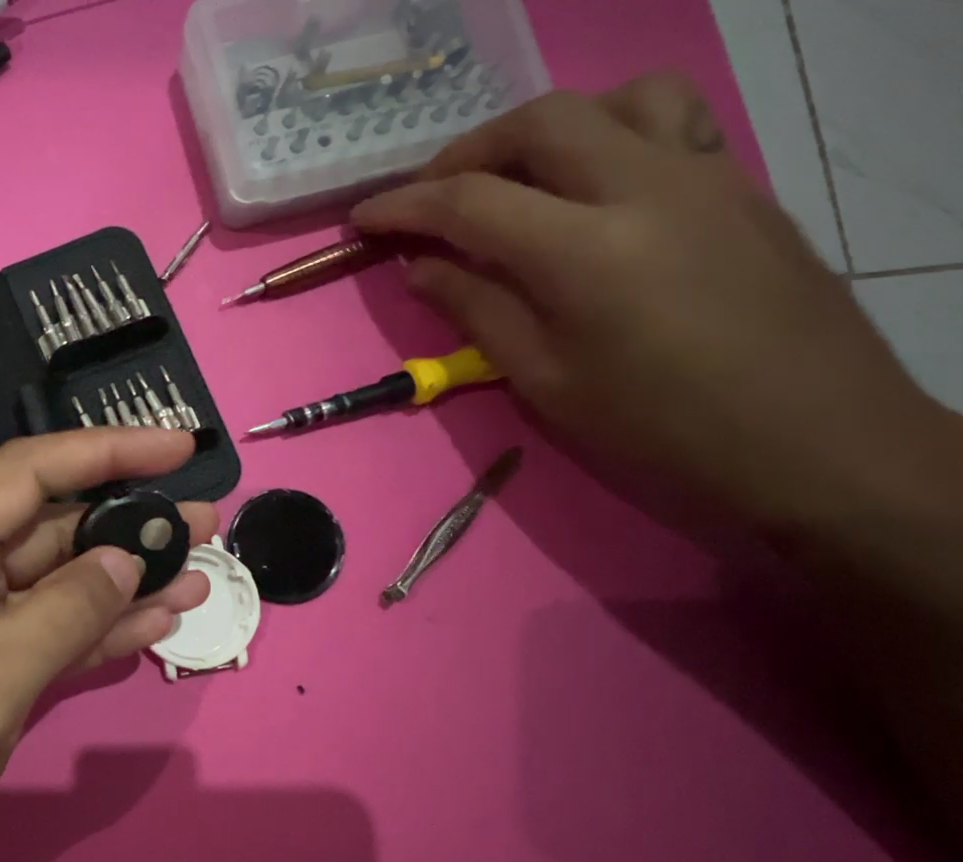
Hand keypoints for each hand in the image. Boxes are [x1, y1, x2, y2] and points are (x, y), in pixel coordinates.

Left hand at [0, 429, 215, 861]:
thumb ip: (63, 613)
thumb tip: (123, 563)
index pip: (29, 472)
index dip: (106, 450)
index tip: (180, 449)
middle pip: (50, 525)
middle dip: (127, 519)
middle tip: (206, 524)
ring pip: (59, 581)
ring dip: (125, 576)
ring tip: (200, 571)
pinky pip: (51, 631)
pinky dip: (101, 626)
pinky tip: (157, 621)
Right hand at [351, 73, 956, 533]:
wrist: (816, 444)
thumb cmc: (662, 433)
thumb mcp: (547, 384)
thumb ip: (478, 311)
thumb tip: (420, 268)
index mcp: (585, 251)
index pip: (470, 201)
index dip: (404, 206)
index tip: (361, 220)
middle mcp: (646, 188)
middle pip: (540, 123)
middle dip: (468, 153)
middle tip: (432, 200)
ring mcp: (706, 177)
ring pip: (616, 100)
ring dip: (548, 129)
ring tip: (517, 179)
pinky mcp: (741, 187)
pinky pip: (669, 125)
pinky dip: (610, 135)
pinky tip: (591, 191)